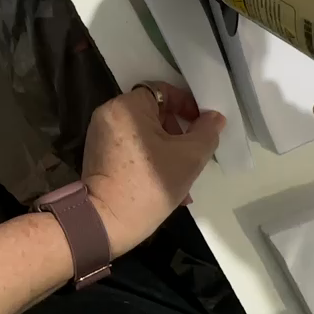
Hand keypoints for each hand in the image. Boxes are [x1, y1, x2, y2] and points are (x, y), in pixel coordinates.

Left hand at [80, 82, 225, 256]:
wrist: (107, 222)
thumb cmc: (150, 184)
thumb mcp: (189, 157)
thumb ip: (206, 132)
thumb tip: (214, 117)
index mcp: (126, 106)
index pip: (162, 91)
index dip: (186, 104)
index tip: (202, 124)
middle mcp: (109, 113)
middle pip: (153, 112)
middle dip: (178, 132)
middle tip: (194, 153)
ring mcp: (101, 134)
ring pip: (144, 132)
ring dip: (167, 150)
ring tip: (184, 177)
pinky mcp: (98, 154)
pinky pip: (131, 146)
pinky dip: (149, 157)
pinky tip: (166, 185)